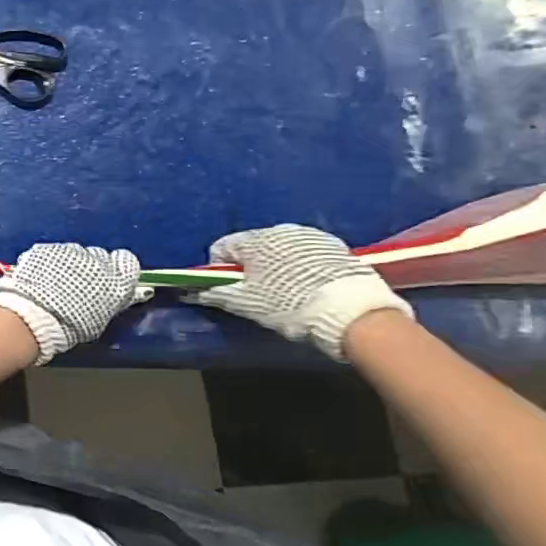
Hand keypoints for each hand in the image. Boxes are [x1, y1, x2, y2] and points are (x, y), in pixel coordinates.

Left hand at [0, 243, 150, 364]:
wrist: (35, 314)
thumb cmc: (71, 325)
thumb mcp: (99, 317)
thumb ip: (108, 301)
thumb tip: (111, 296)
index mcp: (117, 279)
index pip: (127, 262)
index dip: (116, 269)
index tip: (108, 278)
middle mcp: (96, 259)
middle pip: (98, 255)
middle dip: (89, 266)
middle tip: (76, 283)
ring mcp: (69, 251)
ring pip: (73, 252)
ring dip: (67, 263)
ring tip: (52, 280)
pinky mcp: (46, 249)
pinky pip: (50, 252)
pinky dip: (46, 261)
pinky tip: (36, 276)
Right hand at [187, 225, 411, 359]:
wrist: (355, 315)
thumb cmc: (288, 304)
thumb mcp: (244, 302)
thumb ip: (213, 292)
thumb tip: (190, 291)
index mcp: (255, 239)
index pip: (222, 248)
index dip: (221, 270)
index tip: (231, 289)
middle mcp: (282, 230)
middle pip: (252, 247)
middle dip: (250, 266)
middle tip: (258, 292)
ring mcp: (313, 237)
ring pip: (279, 250)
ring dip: (275, 266)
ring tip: (285, 291)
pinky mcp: (338, 248)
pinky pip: (305, 255)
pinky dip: (300, 267)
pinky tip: (308, 287)